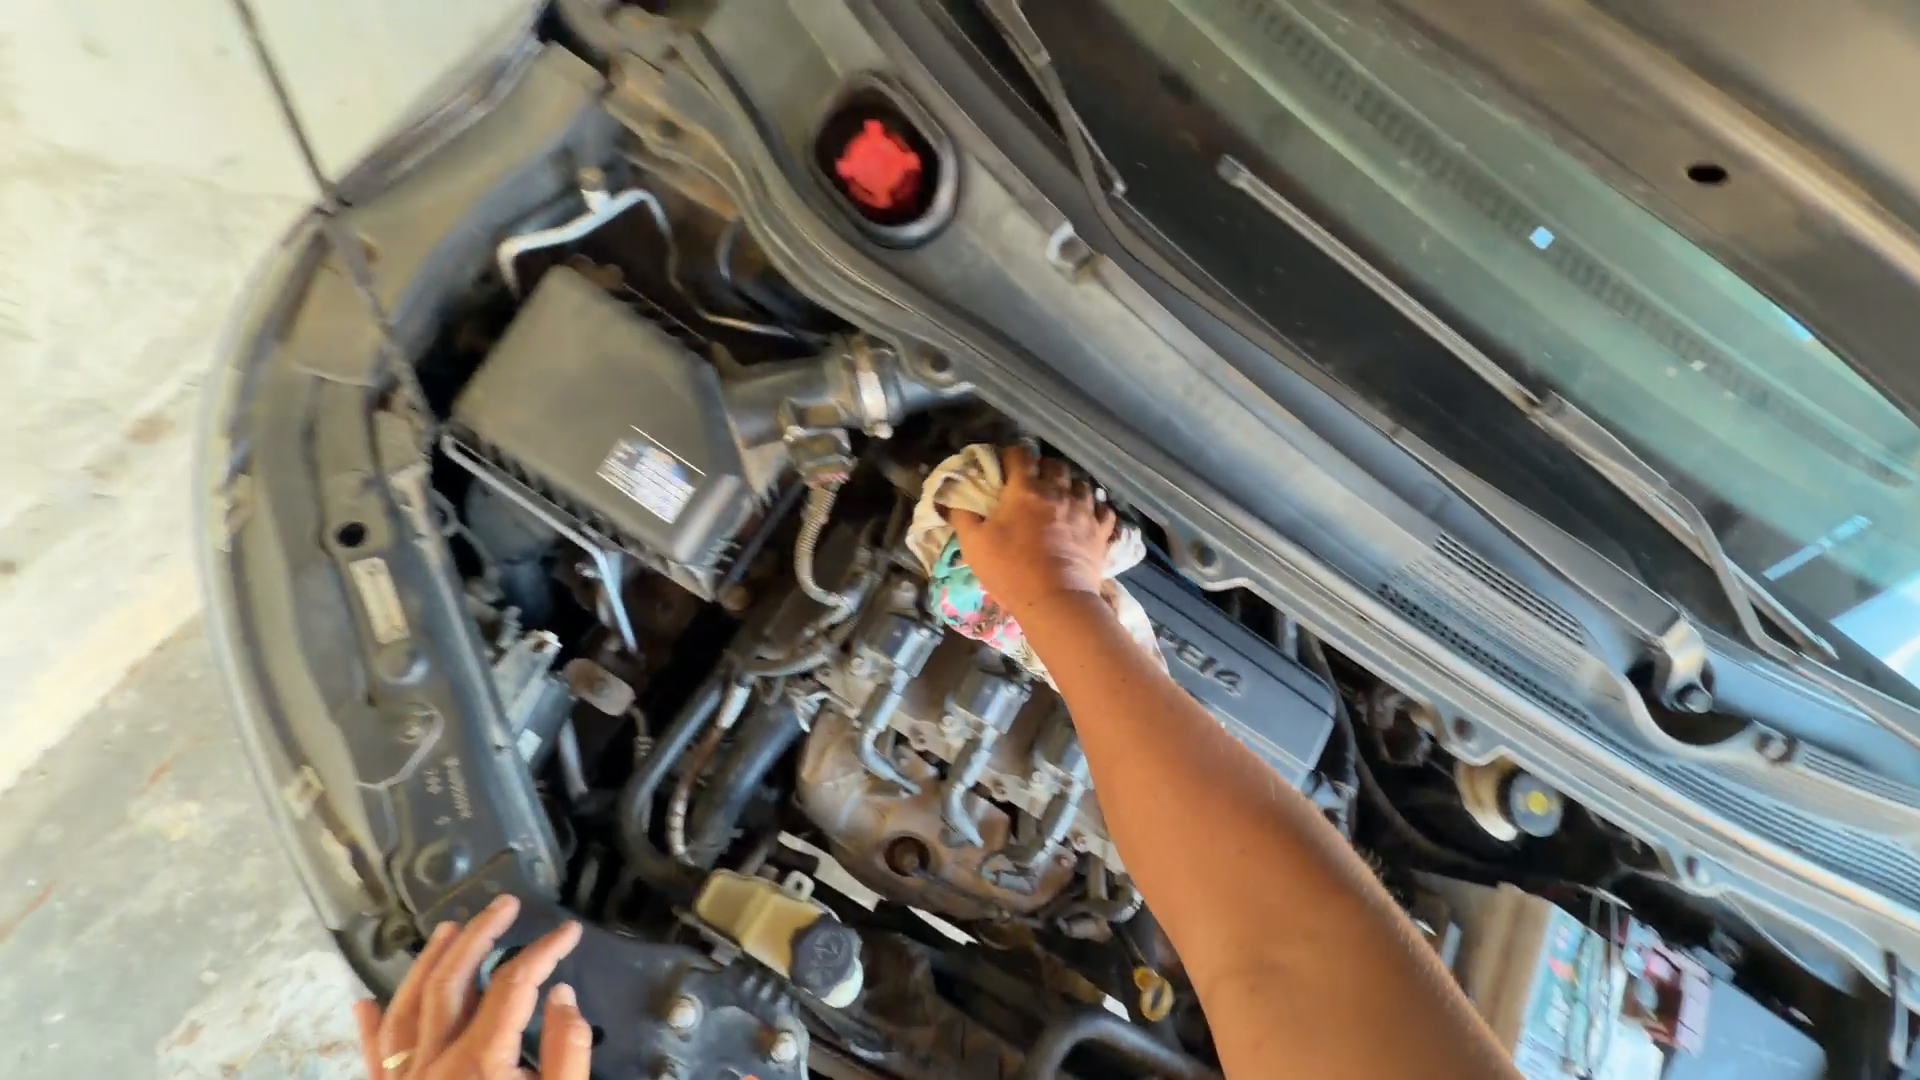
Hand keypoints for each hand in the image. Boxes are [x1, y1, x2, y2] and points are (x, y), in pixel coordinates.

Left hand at [353, 895, 591, 1079]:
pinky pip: (372, 1062)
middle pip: (452, 982)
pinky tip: (365, 1002)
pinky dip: (370, 1028)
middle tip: (506, 905)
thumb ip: (567, 1049)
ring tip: (448, 928)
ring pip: (406, 1010)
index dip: (546, 950)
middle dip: (480, 936)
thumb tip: (560, 996)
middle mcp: (433, 1068)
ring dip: (428, 964)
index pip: (515, 983)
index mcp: (481, 1064)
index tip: (571, 932)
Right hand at [948, 443, 1116, 614]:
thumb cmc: (1010, 570)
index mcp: (1026, 490)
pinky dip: (1097, 508)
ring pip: (1082, 483)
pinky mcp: (1101, 532)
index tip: (1005, 465)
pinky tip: (1090, 514)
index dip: (1012, 455)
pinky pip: (1105, 510)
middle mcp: (1058, 492)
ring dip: (1071, 485)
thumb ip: (962, 516)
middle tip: (1034, 482)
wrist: (1055, 600)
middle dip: (1044, 468)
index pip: (1020, 455)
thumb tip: (951, 500)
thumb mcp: (974, 544)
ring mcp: (1084, 511)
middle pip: (1055, 464)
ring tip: (1063, 496)